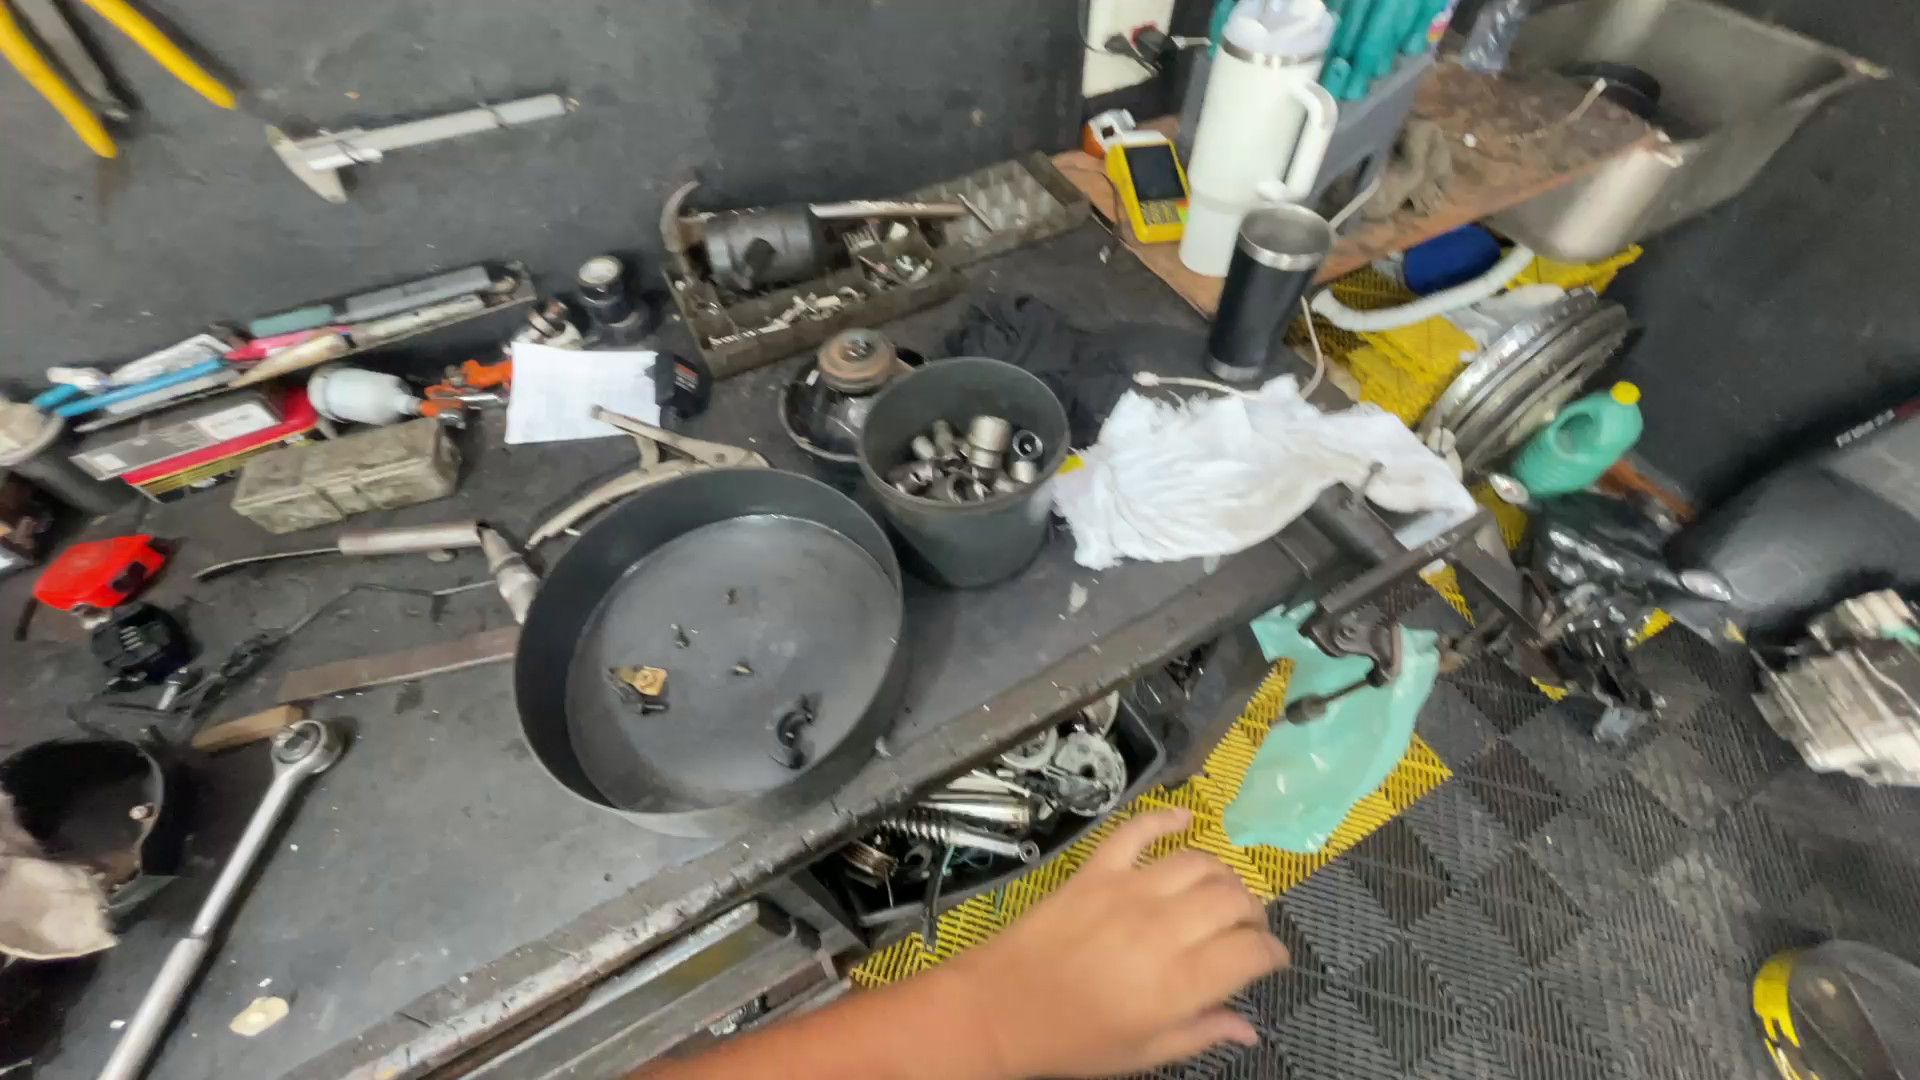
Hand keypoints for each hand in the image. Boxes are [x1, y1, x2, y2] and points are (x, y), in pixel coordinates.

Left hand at [945, 809, 1287, 1076]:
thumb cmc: (1077, 1039)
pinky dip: (1164, 817)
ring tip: (1223, 889)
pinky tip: (1185, 818)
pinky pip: (1137, 829)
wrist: (1006, 1003)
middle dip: (1252, 911)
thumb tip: (1250, 1026)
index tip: (1273, 957)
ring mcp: (1128, 888)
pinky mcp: (1098, 868)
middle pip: (1231, 898)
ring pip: (1196, 862)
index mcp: (1180, 981)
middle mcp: (1163, 926)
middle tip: (1249, 926)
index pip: (1251, 951)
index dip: (1272, 952)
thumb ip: (1202, 1033)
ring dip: (1221, 872)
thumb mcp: (1146, 1053)